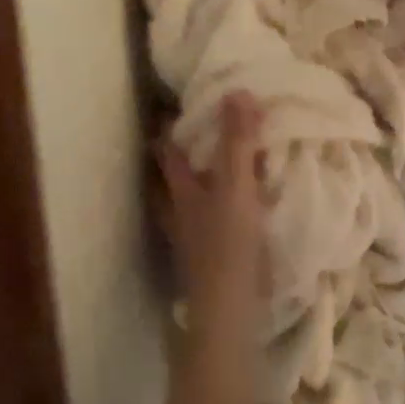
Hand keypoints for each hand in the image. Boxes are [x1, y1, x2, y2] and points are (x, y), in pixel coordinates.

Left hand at [158, 92, 267, 318]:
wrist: (228, 312)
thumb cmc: (228, 244)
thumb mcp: (237, 186)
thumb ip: (238, 141)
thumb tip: (237, 91)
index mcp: (180, 191)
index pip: (166, 151)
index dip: (169, 128)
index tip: (179, 106)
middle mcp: (179, 212)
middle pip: (169, 178)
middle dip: (178, 156)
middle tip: (196, 133)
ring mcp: (191, 239)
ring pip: (186, 203)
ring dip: (197, 185)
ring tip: (217, 168)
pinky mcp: (209, 259)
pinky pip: (208, 224)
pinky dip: (217, 211)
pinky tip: (237, 210)